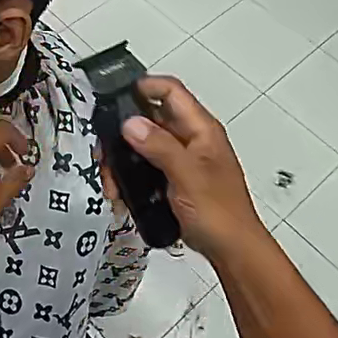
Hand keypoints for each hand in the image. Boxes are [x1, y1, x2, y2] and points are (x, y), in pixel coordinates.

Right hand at [108, 76, 264, 259]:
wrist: (232, 250)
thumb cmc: (220, 214)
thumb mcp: (187, 176)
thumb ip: (160, 147)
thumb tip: (131, 123)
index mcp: (202, 130)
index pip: (171, 92)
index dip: (144, 87)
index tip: (115, 98)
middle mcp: (191, 140)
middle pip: (151, 119)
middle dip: (124, 133)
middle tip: (105, 152)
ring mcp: (182, 160)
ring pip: (144, 145)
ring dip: (125, 159)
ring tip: (112, 182)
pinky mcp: (174, 180)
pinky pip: (147, 168)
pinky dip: (132, 177)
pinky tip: (121, 194)